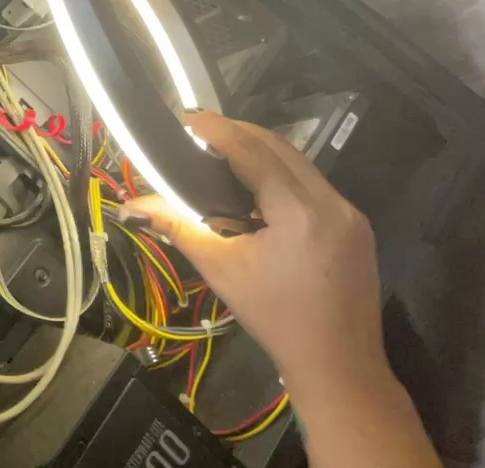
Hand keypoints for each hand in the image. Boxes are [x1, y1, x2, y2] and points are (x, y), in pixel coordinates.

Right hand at [127, 113, 385, 396]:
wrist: (340, 367)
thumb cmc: (275, 318)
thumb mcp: (220, 268)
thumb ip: (176, 226)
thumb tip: (129, 207)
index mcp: (298, 213)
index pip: (252, 151)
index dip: (217, 129)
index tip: (187, 118)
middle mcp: (330, 203)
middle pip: (277, 146)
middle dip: (237, 132)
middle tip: (199, 131)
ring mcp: (349, 212)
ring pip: (297, 161)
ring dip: (260, 149)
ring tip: (221, 152)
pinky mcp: (355, 223)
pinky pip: (311, 181)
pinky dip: (280, 172)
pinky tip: (255, 184)